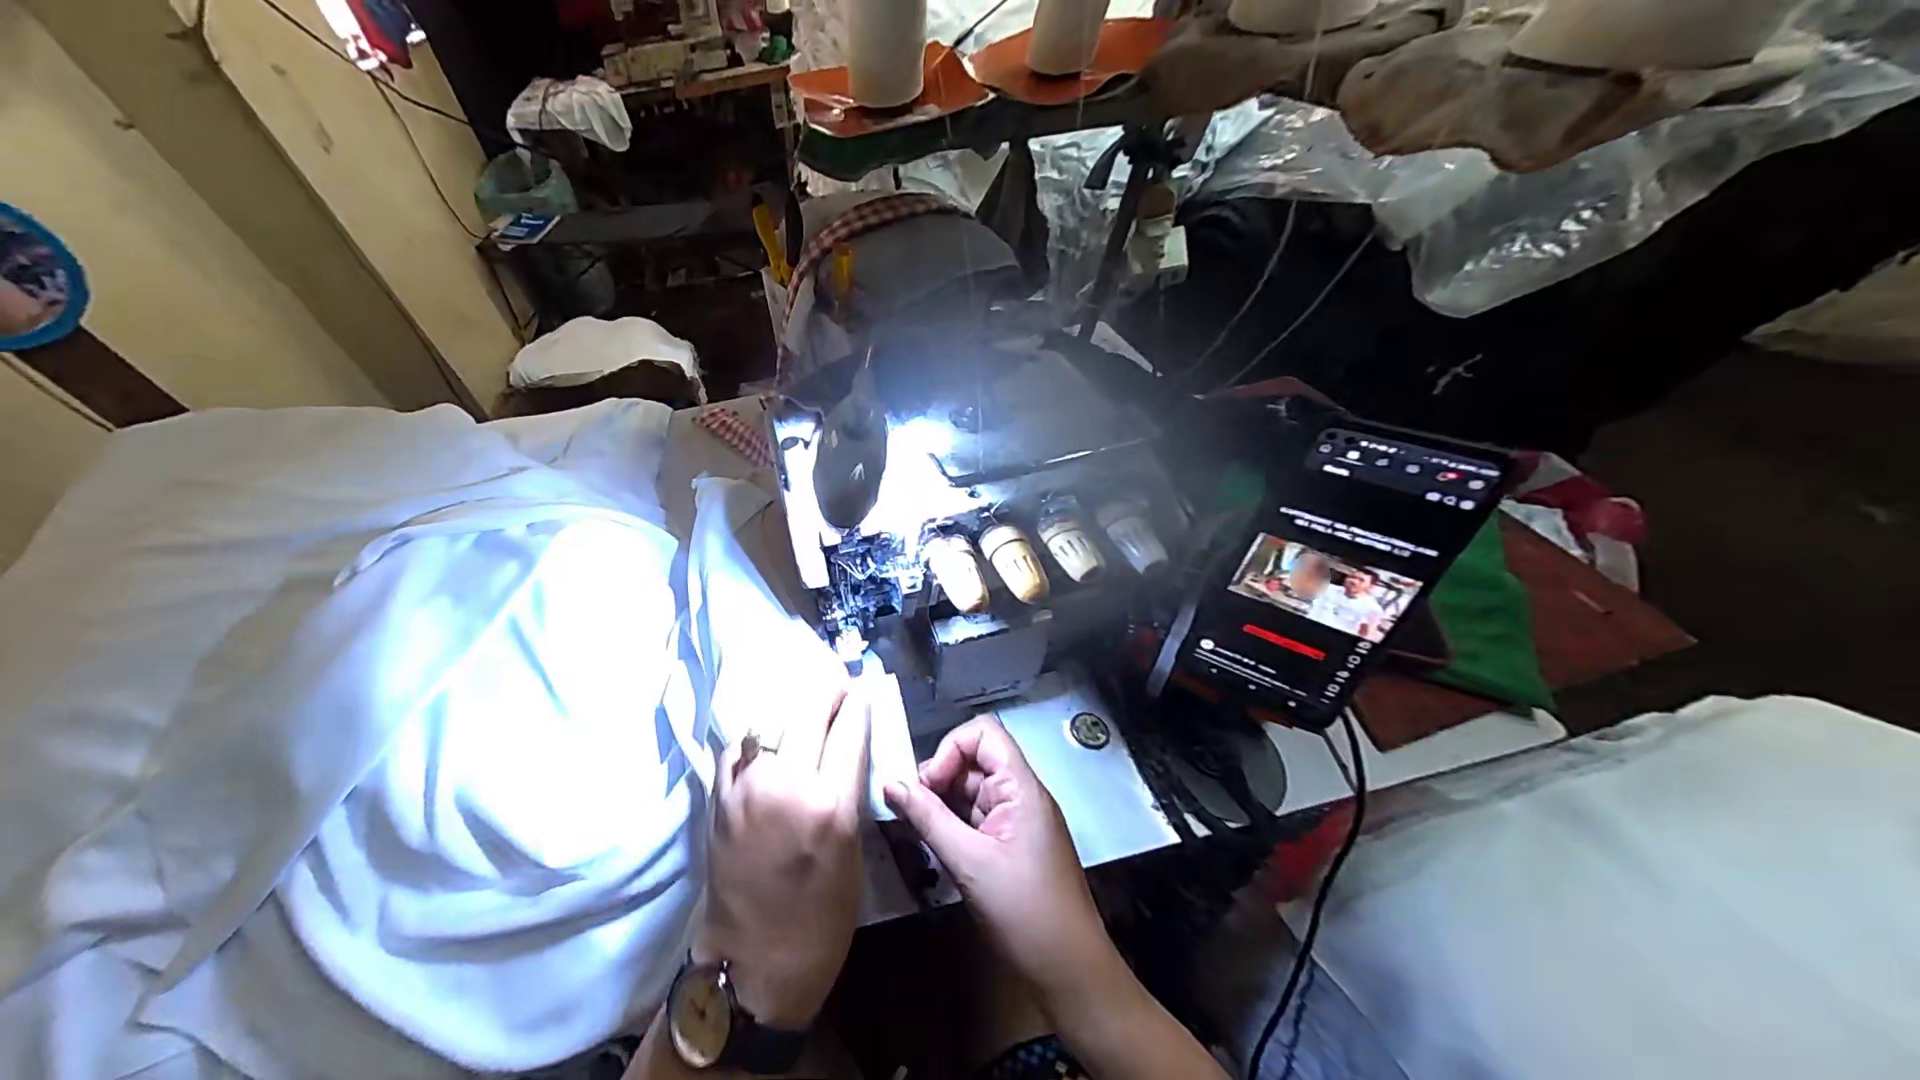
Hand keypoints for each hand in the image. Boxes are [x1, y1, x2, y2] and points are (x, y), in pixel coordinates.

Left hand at [697, 689, 869, 1029]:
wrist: (751, 961)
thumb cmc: (821, 917)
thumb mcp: (853, 851)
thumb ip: (848, 791)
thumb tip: (849, 748)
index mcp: (829, 806)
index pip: (848, 731)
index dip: (858, 704)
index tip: (862, 691)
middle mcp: (785, 786)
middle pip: (808, 712)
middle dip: (827, 693)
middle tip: (838, 687)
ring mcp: (745, 788)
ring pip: (770, 720)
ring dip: (791, 707)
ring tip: (806, 704)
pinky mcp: (718, 797)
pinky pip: (740, 746)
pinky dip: (759, 734)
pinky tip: (770, 735)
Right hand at [883, 717, 1112, 1005]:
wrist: (1069, 969)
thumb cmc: (1025, 912)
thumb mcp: (970, 863)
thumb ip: (928, 819)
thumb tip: (891, 784)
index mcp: (1022, 787)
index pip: (984, 733)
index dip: (951, 749)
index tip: (928, 785)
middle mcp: (1021, 795)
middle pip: (976, 760)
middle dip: (940, 776)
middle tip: (914, 808)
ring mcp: (1017, 819)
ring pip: (972, 790)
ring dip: (943, 802)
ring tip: (919, 827)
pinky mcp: (1011, 843)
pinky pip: (977, 816)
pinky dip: (953, 823)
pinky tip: (935, 843)